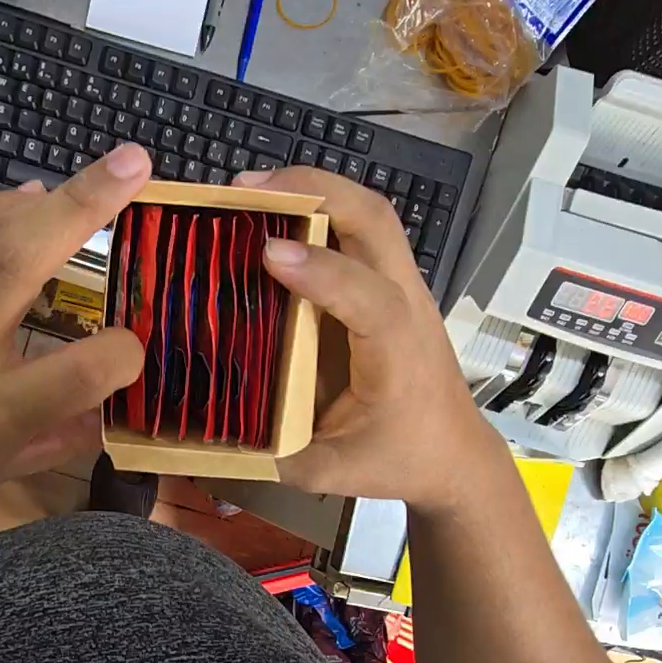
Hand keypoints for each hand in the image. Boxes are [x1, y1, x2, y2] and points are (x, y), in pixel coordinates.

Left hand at [0, 143, 151, 530]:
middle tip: (134, 163)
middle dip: (85, 205)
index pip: (80, 371)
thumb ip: (66, 436)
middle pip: (23, 263)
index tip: (131, 350)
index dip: (122, 354)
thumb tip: (117, 404)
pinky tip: (26, 199)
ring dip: (48, 199)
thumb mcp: (2, 470)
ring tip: (97, 179)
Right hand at [234, 166, 505, 509]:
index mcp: (397, 352)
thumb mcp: (332, 472)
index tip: (265, 254)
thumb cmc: (399, 461)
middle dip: (313, 190)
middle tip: (244, 190)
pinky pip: (359, 233)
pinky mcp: (389, 289)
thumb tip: (206, 440)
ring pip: (369, 216)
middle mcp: (406, 305)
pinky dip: (318, 212)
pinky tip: (273, 219)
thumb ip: (275, 456)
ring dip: (314, 192)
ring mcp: (402, 290)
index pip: (366, 296)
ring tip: (251, 192)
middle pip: (374, 220)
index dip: (319, 271)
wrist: (455, 454)